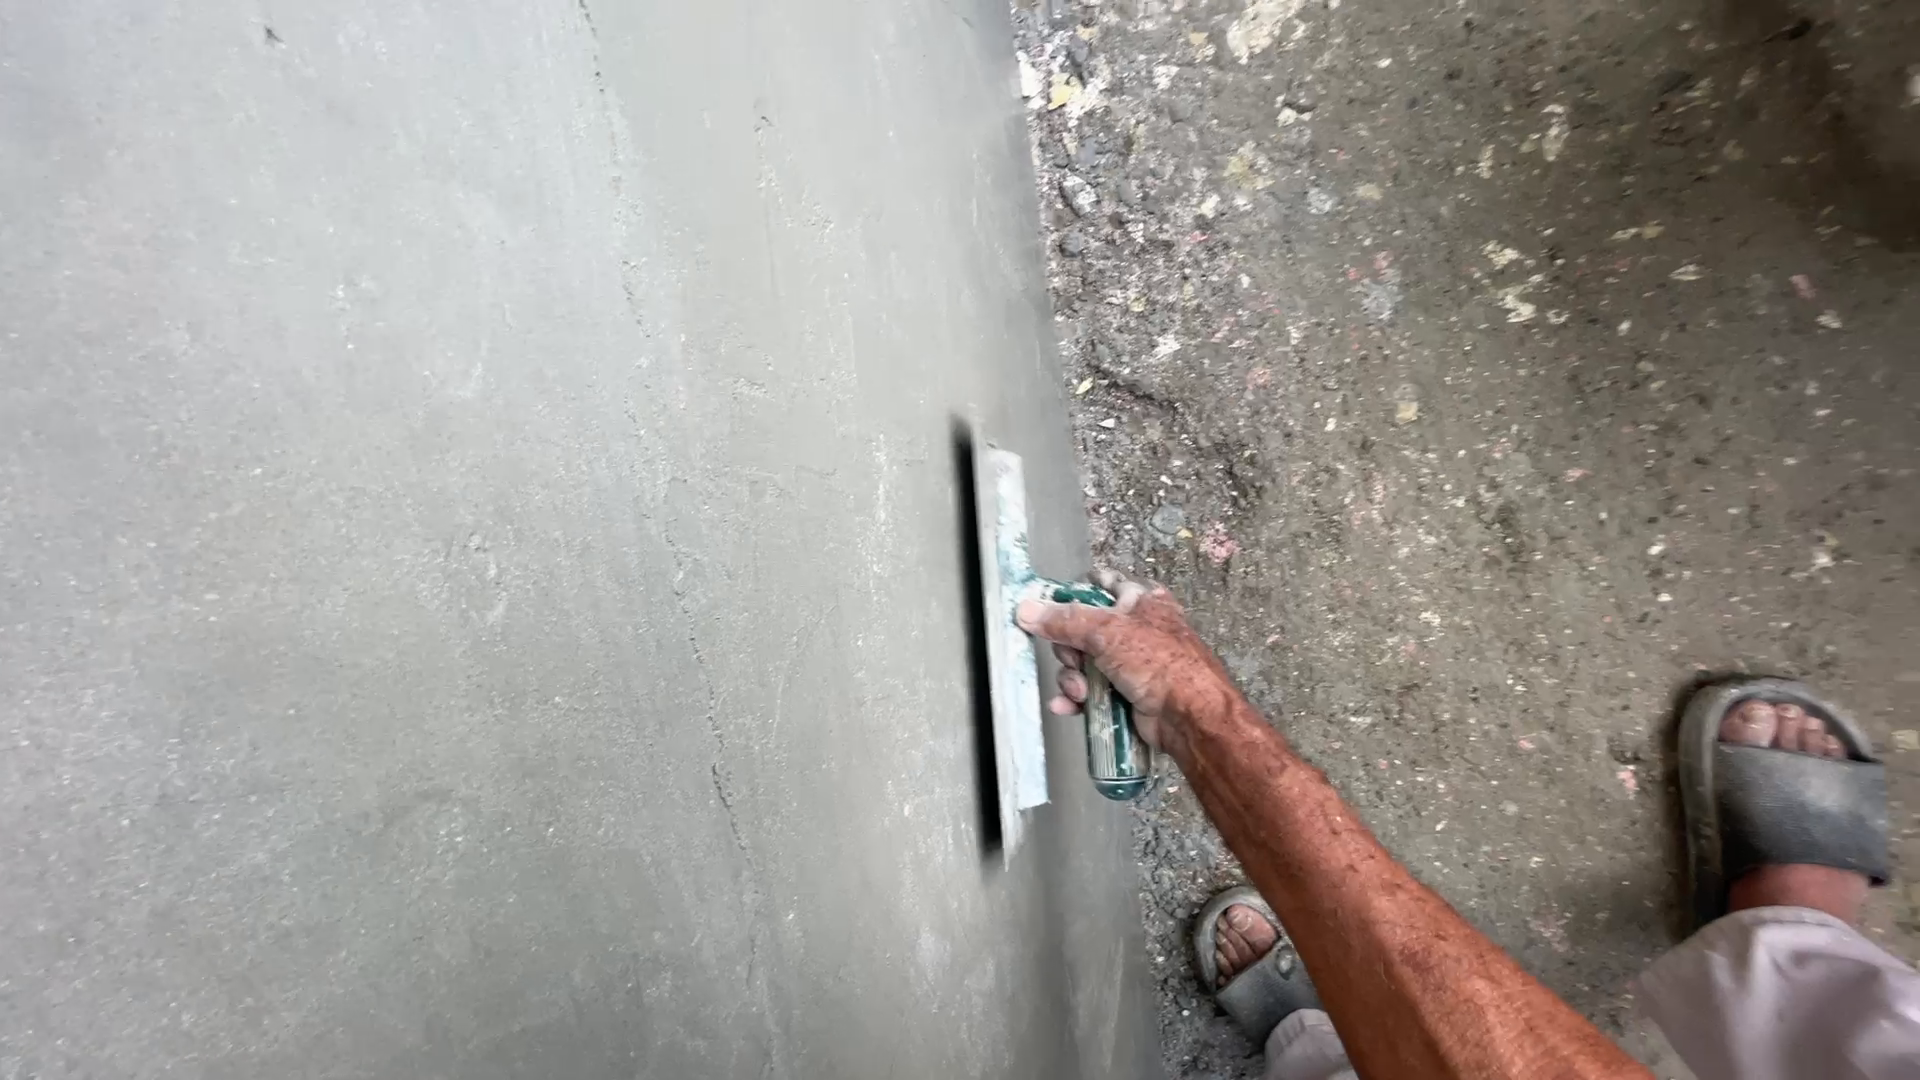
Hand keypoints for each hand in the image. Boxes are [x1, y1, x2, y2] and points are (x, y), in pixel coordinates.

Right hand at [1014, 569, 1237, 757]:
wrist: (1190, 716)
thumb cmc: (1158, 662)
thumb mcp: (1107, 632)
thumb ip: (1064, 620)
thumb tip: (1026, 610)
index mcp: (1138, 602)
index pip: (1104, 584)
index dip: (1078, 593)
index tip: (1054, 607)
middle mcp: (1134, 629)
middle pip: (1082, 630)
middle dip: (1070, 650)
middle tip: (1075, 660)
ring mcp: (1129, 664)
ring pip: (1083, 663)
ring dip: (1072, 679)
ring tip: (1080, 692)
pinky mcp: (1124, 694)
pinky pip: (1090, 692)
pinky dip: (1076, 699)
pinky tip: (1067, 707)